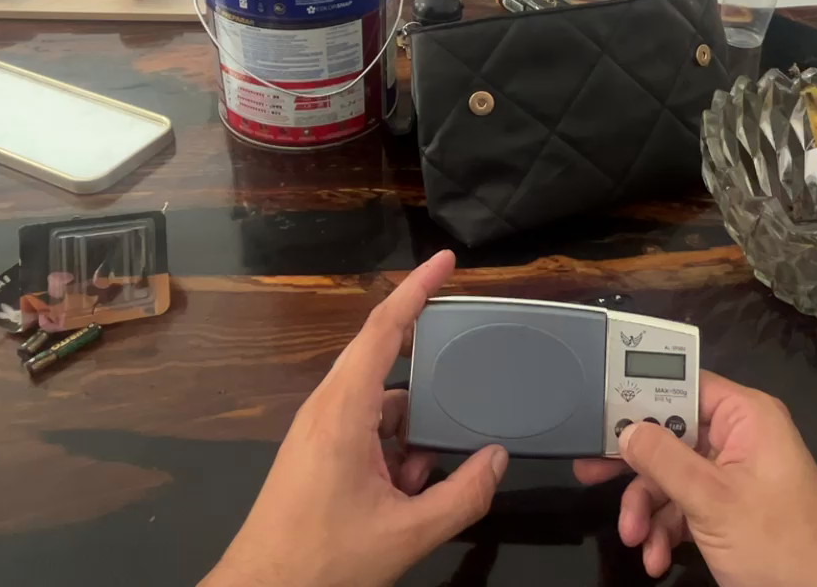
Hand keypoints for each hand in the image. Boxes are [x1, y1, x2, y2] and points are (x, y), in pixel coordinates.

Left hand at [202, 251, 506, 586]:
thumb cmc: (322, 563)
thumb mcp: (405, 534)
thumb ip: (462, 495)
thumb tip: (499, 458)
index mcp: (344, 408)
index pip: (385, 326)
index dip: (418, 287)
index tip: (446, 260)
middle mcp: (329, 404)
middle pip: (383, 351)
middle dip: (426, 349)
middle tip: (465, 348)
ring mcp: (320, 425)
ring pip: (379, 396)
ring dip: (411, 418)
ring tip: (431, 463)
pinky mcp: (318, 447)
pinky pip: (366, 422)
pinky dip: (394, 441)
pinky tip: (410, 483)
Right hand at [574, 372, 816, 585]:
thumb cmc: (780, 545)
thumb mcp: (713, 501)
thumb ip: (664, 460)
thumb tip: (626, 430)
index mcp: (744, 416)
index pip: (683, 383)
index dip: (641, 394)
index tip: (602, 408)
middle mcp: (738, 436)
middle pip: (671, 433)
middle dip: (636, 465)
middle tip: (591, 470)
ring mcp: (734, 474)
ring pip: (673, 474)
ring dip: (648, 507)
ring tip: (633, 538)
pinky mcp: (731, 508)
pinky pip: (687, 504)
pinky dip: (667, 528)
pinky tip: (654, 556)